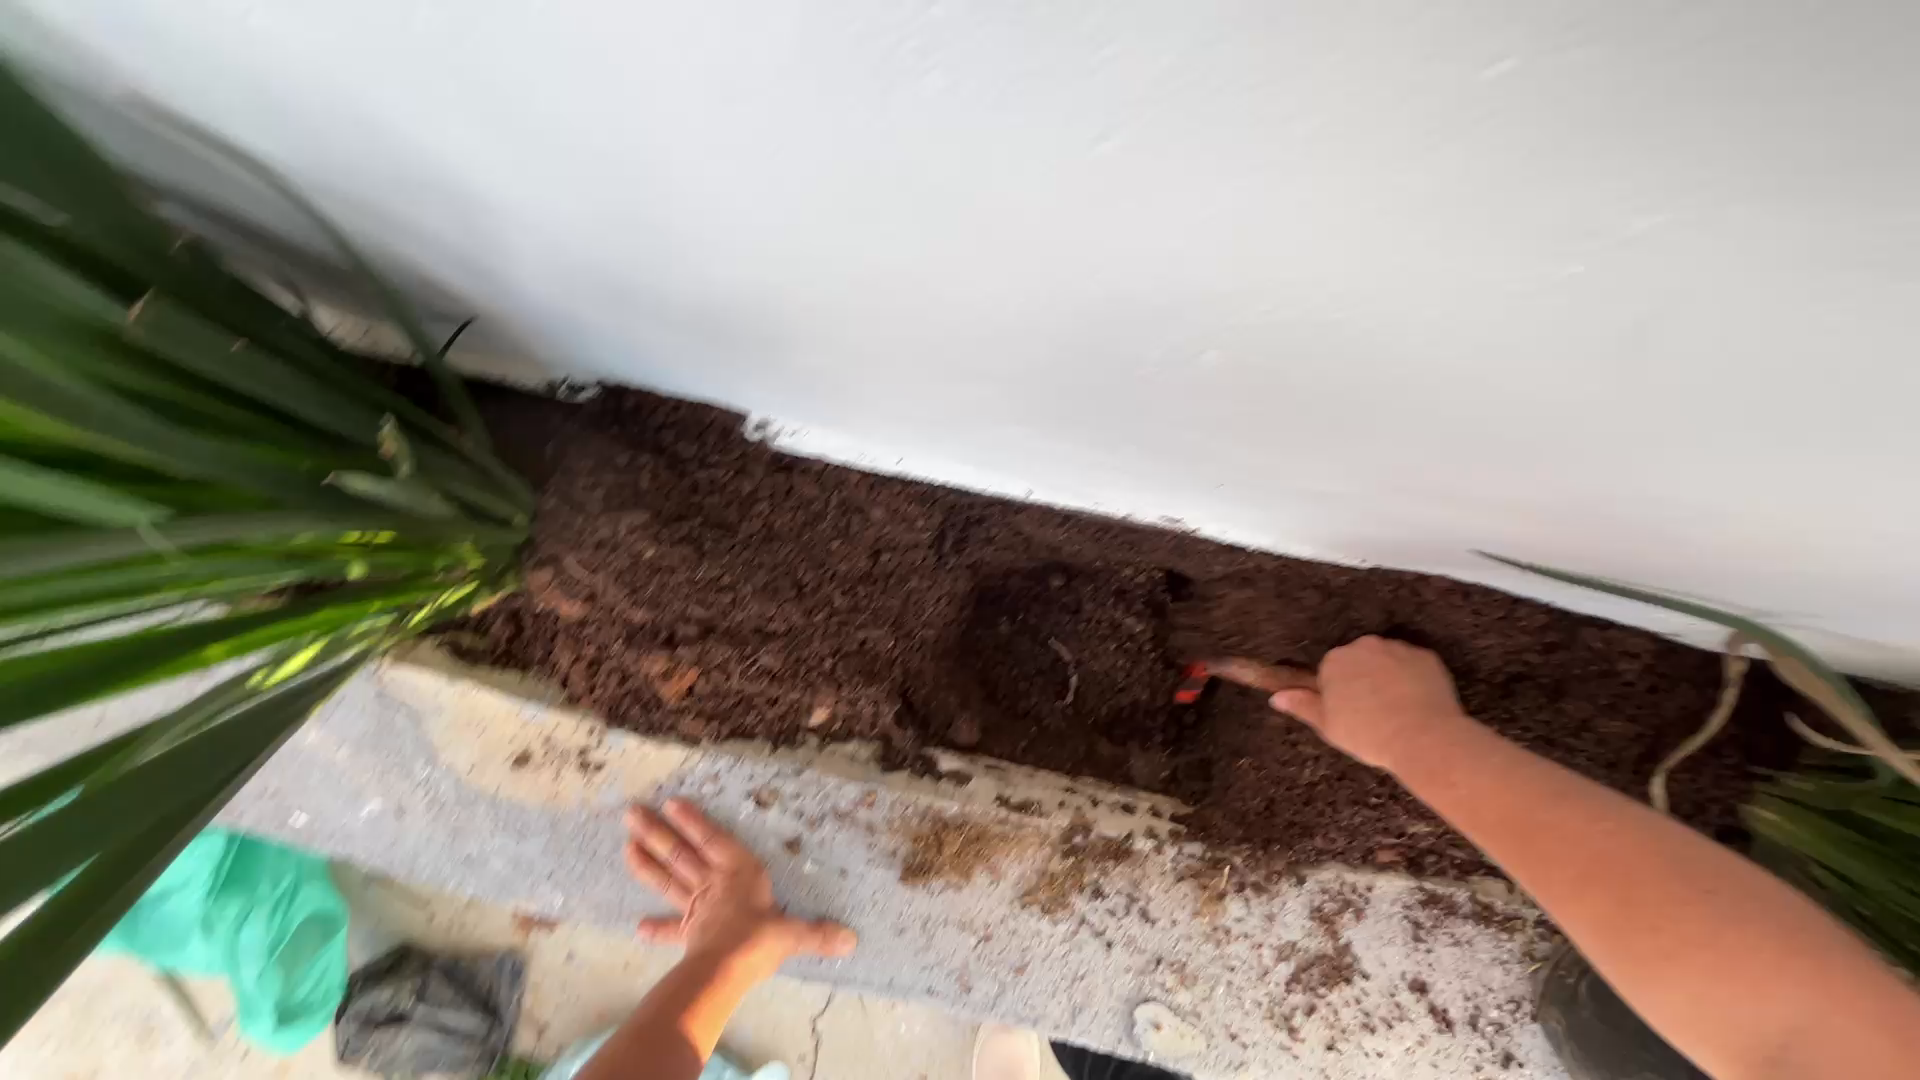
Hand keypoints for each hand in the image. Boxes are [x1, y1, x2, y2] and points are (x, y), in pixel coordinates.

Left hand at [622, 798, 856, 981]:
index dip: (693, 821)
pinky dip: (655, 928)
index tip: (672, 804)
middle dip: (656, 833)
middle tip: (631, 813)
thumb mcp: (795, 933)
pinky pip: (670, 928)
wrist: (727, 971)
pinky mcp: (687, 934)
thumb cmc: (760, 939)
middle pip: (680, 853)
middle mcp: (714, 883)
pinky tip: (636, 926)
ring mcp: (696, 908)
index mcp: (739, 872)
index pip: (713, 840)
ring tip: (626, 846)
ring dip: (647, 863)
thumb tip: (852, 940)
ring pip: (668, 879)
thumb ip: (819, 933)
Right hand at [1267, 635, 1477, 772]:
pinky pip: (1414, 664)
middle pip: (1359, 660)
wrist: (1423, 739)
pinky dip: (1413, 678)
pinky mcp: (1426, 657)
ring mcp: (1397, 649)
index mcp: (1334, 660)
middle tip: (1372, 710)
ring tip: (1396, 707)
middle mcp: (1363, 646)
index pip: (1330, 671)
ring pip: (1386, 659)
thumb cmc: (1367, 734)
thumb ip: (1302, 705)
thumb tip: (1276, 697)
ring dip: (1387, 675)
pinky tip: (1416, 702)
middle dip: (1362, 678)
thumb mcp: (1327, 725)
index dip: (1338, 693)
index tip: (1348, 712)